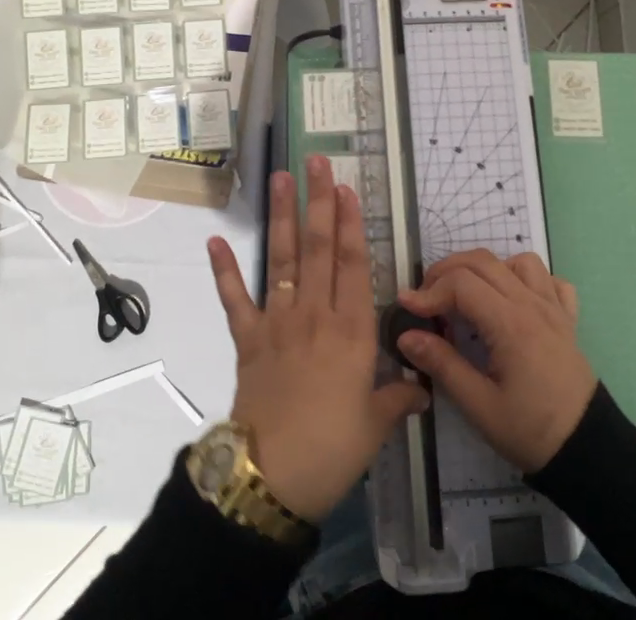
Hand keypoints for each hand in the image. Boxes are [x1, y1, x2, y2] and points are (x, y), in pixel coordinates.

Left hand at [206, 156, 427, 519]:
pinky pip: (234, 300)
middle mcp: (315, 315)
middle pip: (319, 249)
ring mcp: (277, 324)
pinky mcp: (247, 340)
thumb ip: (398, 398)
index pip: (354, 265)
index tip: (347, 188)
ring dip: (281, 218)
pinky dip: (224, 271)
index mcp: (352, 331)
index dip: (351, 223)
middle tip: (315, 161)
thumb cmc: (334, 447)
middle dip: (318, 202)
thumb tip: (421, 387)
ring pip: (282, 261)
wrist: (273, 474)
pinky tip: (214, 241)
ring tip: (279, 179)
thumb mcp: (376, 424)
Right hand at [396, 249, 595, 471]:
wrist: (588, 449)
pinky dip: (525, 279)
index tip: (405, 309)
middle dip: (446, 272)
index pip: (461, 284)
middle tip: (426, 300)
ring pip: (518, 262)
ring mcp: (554, 310)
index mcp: (510, 324)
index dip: (428, 292)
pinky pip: (549, 280)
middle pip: (483, 262)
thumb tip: (406, 336)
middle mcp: (533, 305)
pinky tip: (511, 300)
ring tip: (467, 296)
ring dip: (486, 269)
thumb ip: (442, 364)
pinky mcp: (567, 321)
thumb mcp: (478, 406)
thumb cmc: (530, 431)